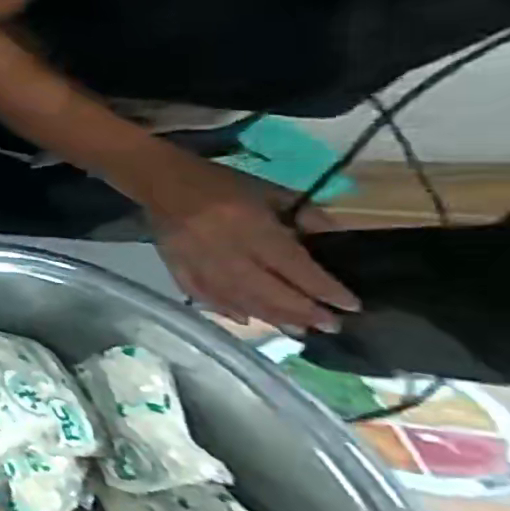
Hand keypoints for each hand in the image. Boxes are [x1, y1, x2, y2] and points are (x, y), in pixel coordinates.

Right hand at [138, 150, 359, 332]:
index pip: (293, 266)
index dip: (323, 289)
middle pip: (266, 290)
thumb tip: (331, 236)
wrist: (158, 180)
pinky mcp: (175, 265)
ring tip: (296, 330)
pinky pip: (199, 293)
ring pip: (235, 297)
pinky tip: (241, 319)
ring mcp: (196, 261)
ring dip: (268, 316)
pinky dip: (221, 308)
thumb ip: (301, 214)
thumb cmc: (218, 181)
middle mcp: (224, 250)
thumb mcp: (267, 190)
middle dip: (301, 310)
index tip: (351, 306)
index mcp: (249, 227)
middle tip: (329, 325)